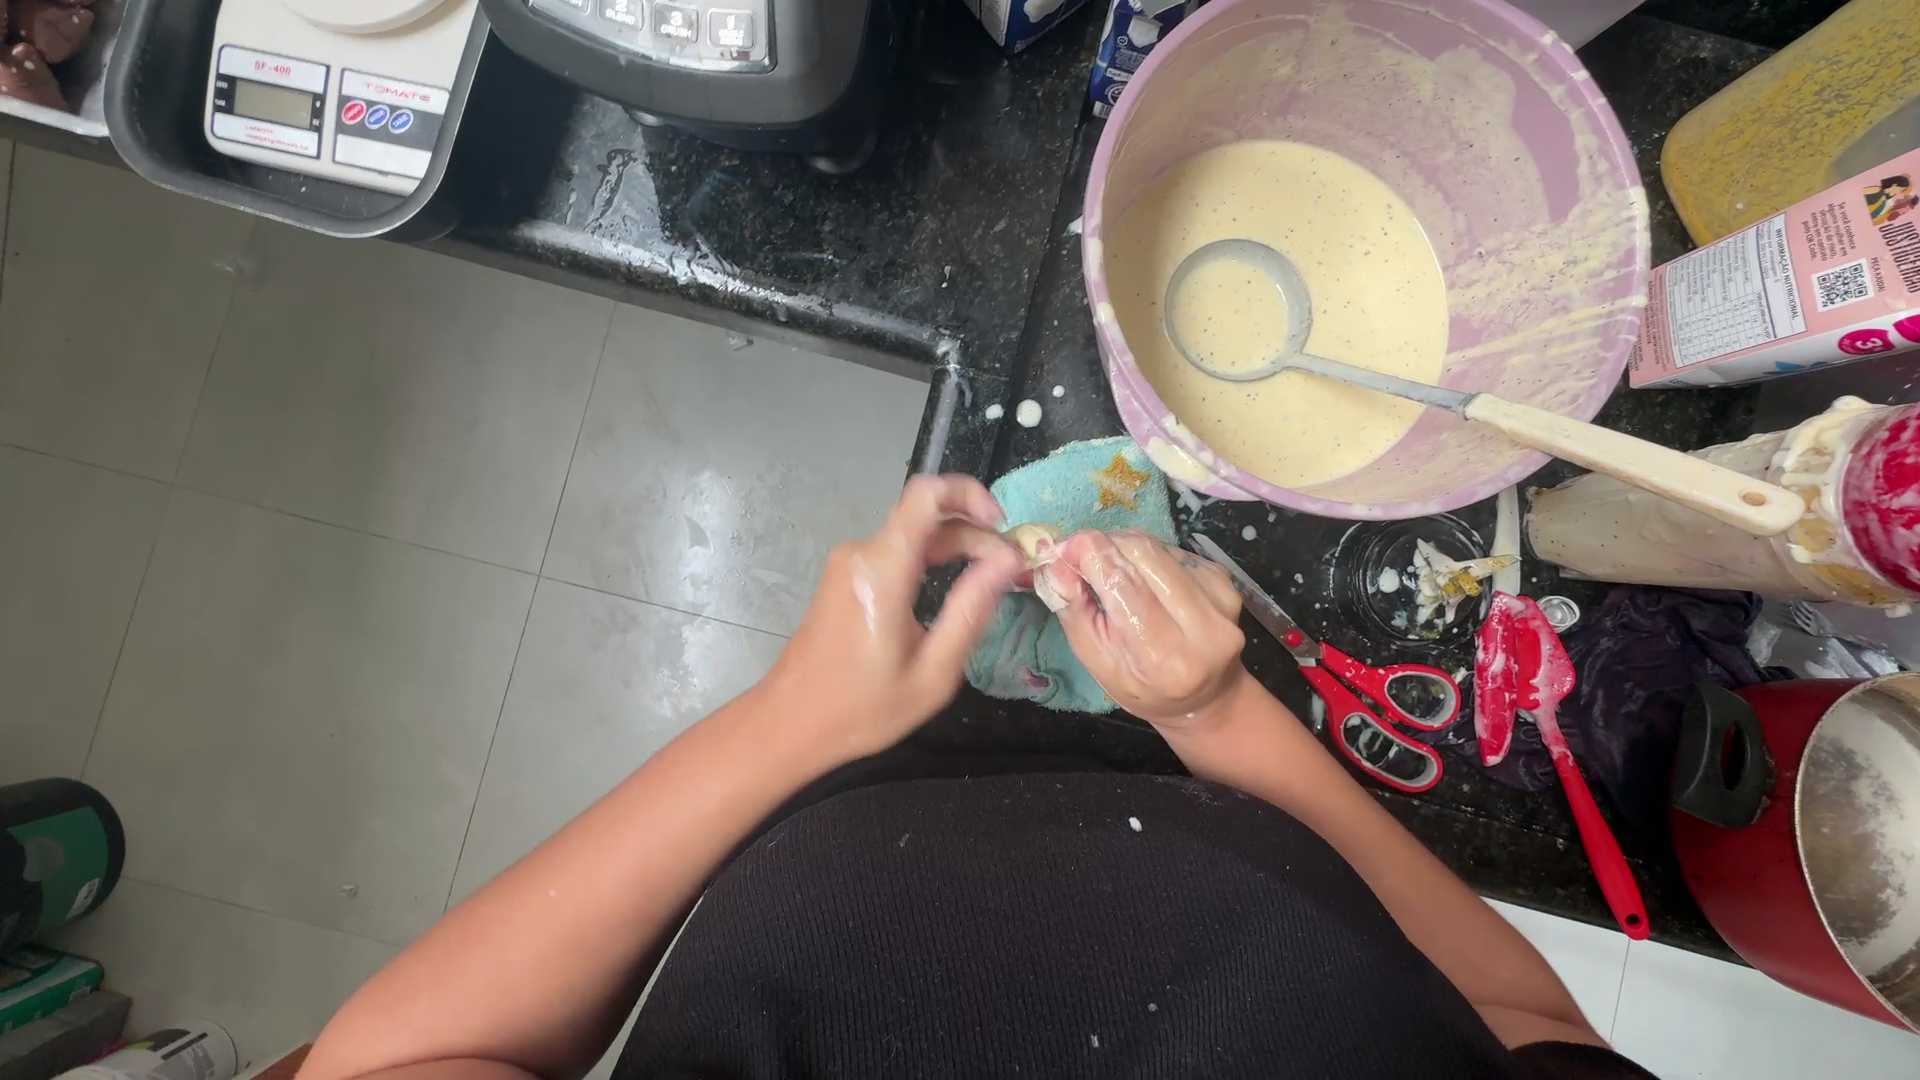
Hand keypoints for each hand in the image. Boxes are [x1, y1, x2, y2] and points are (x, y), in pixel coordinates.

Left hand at [761, 474, 1025, 762]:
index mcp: (881, 571)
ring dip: (957, 549)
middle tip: (1011, 572)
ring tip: (989, 583)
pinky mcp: (847, 574)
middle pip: (928, 516)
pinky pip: (899, 552)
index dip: (970, 494)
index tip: (1004, 527)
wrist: (790, 723)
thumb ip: (971, 610)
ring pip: (915, 535)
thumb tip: (1009, 560)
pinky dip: (933, 561)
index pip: (925, 494)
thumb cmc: (861, 709)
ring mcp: (850, 562)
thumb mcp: (932, 673)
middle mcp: (862, 553)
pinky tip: (954, 591)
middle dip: (975, 535)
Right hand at [1044, 530, 1248, 728]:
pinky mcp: (1226, 581)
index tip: (1062, 549)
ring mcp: (1219, 599)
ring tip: (1108, 566)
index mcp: (1162, 656)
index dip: (1088, 554)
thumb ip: (1073, 610)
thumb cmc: (1142, 686)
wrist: (1206, 696)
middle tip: (1080, 555)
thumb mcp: (1096, 659)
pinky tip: (1142, 576)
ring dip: (1123, 546)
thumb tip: (1053, 563)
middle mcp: (1201, 625)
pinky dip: (1147, 555)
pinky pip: (1174, 550)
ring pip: (1157, 546)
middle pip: (1141, 554)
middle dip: (1103, 544)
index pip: (1121, 583)